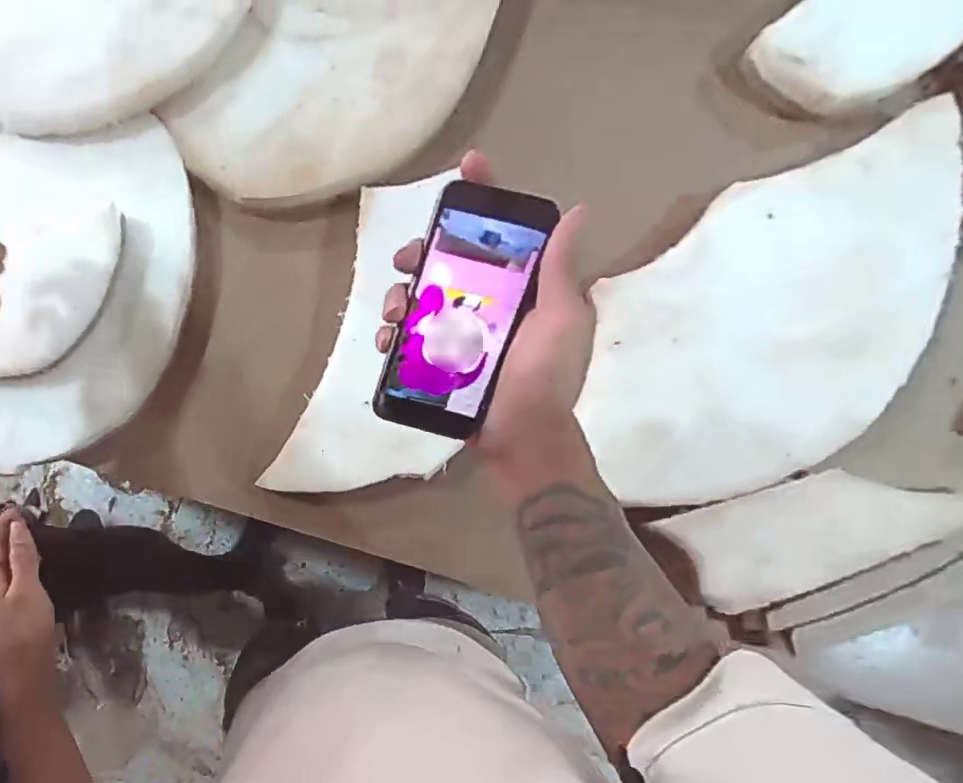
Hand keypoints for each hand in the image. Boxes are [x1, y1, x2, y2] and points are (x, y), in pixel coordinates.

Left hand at [0, 507, 58, 697]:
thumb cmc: (27, 631)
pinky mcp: (0, 613)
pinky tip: (23, 565)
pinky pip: (3, 578)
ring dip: (7, 548)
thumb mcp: (28, 590)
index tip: (17, 507)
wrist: (25, 674)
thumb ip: (22, 558)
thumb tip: (17, 527)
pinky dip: (13, 565)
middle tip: (21, 516)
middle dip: (3, 534)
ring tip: (23, 534)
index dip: (2, 524)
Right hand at [377, 152, 593, 467]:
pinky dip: (392, 336)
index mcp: (517, 288)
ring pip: (419, 300)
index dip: (485, 197)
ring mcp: (456, 335)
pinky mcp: (433, 363)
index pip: (501, 234)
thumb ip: (559, 273)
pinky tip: (387, 340)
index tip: (468, 167)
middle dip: (422, 252)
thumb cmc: (546, 378)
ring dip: (399, 295)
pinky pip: (406, 341)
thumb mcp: (561, 321)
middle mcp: (484, 305)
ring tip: (394, 309)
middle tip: (408, 259)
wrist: (520, 436)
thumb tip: (575, 212)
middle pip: (446, 263)